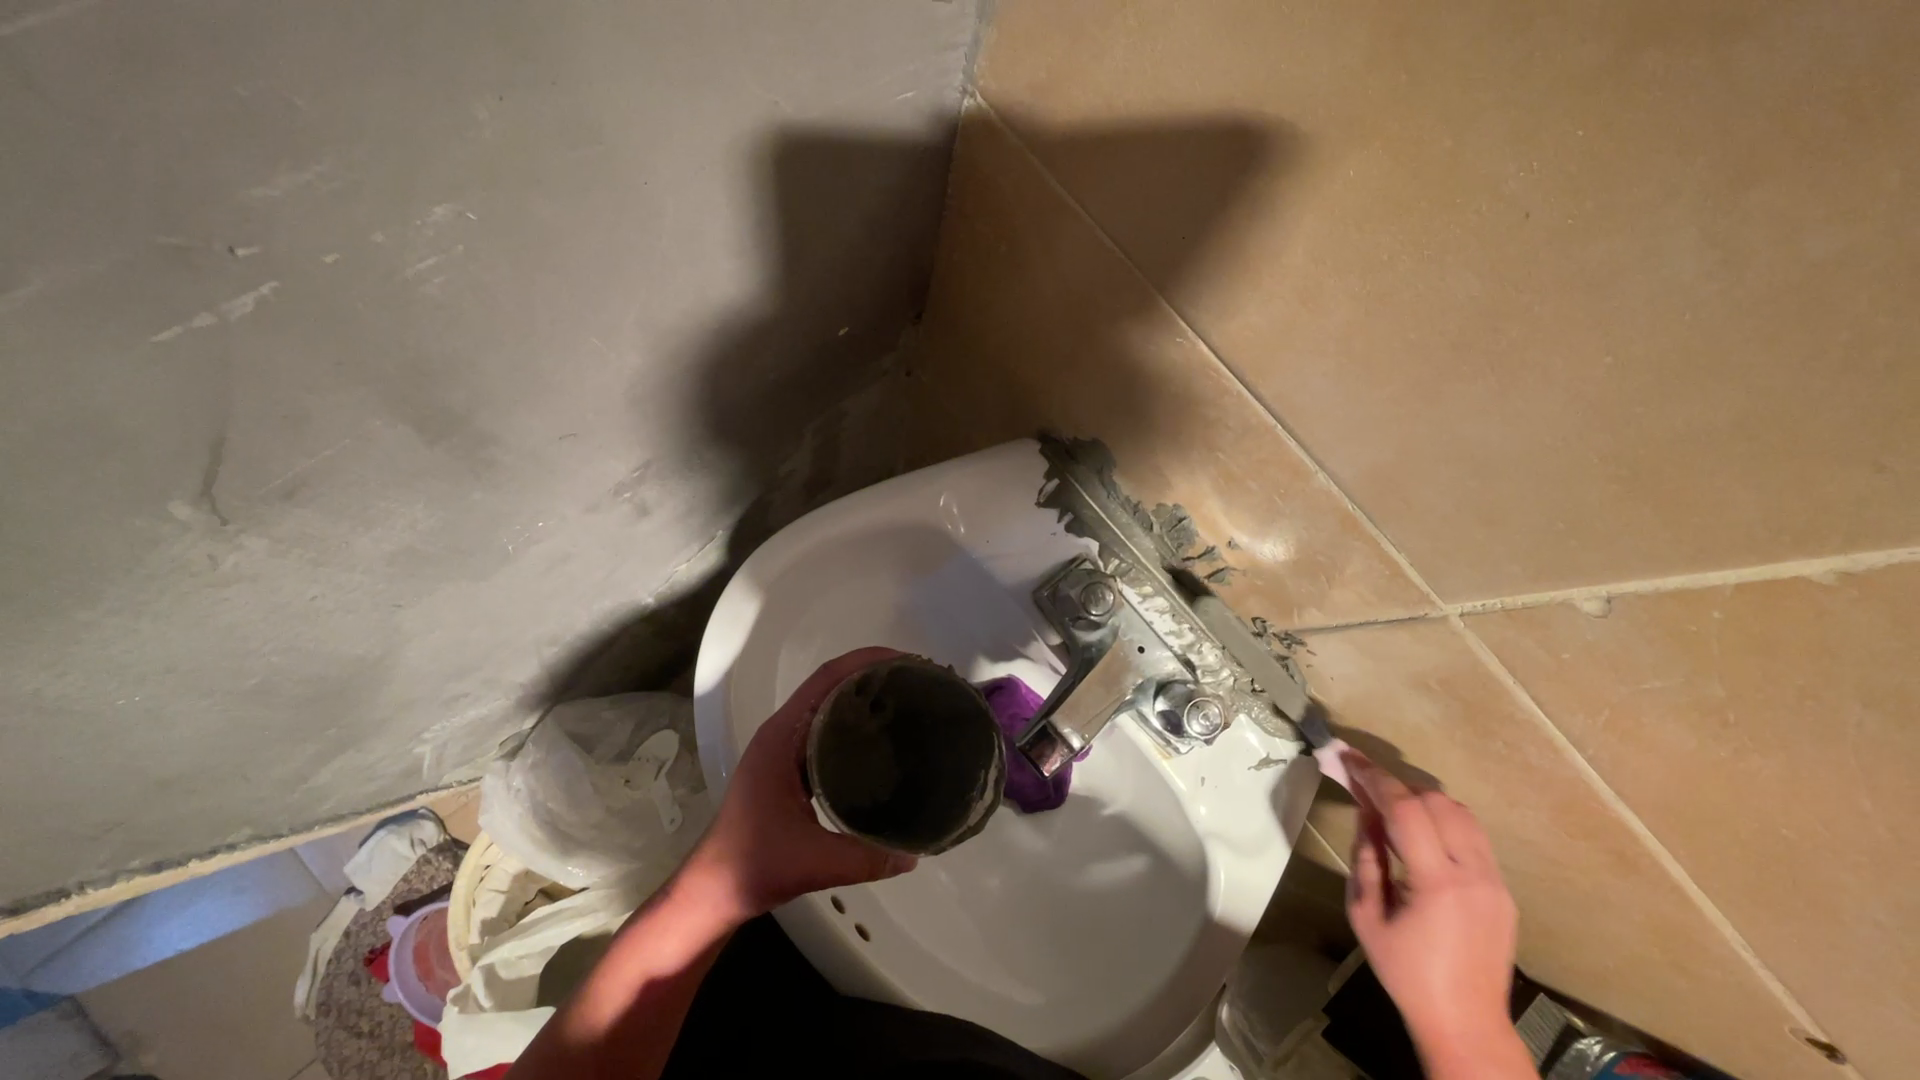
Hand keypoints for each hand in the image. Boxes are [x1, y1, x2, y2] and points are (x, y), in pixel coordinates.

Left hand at [688, 647, 918, 918]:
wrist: (713, 890)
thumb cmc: (752, 866)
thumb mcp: (812, 862)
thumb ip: (864, 858)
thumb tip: (914, 853)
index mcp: (782, 738)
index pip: (825, 680)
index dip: (865, 662)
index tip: (907, 662)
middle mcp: (782, 734)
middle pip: (830, 685)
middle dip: (873, 677)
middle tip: (918, 685)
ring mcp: (784, 749)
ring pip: (828, 707)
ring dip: (864, 699)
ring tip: (910, 705)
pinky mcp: (789, 767)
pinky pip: (827, 731)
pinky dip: (855, 725)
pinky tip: (884, 742)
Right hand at [1343, 754, 1524, 1073]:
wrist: (1465, 1021)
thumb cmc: (1405, 973)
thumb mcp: (1366, 915)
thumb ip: (1366, 858)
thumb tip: (1366, 814)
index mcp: (1438, 883)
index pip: (1407, 809)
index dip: (1374, 778)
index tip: (1348, 759)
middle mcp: (1475, 874)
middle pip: (1438, 801)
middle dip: (1396, 785)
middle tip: (1363, 783)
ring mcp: (1496, 881)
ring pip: (1462, 814)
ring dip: (1423, 800)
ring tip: (1390, 806)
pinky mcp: (1504, 890)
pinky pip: (1474, 837)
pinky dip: (1443, 822)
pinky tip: (1419, 834)